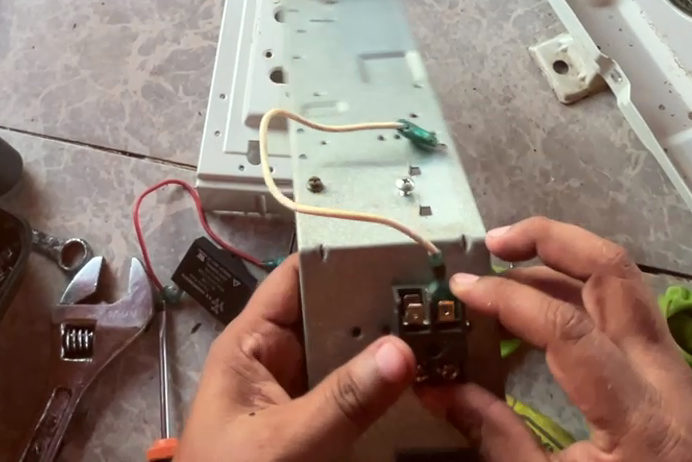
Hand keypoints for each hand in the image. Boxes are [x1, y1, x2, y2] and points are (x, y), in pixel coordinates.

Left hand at [177, 254, 416, 461]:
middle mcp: (276, 359)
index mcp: (251, 342)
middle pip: (330, 314)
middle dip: (376, 303)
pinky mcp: (315, 429)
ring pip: (346, 356)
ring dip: (385, 346)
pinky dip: (383, 388)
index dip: (340, 256)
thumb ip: (343, 400)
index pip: (295, 276)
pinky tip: (424, 378)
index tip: (395, 249)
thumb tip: (403, 349)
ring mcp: (297, 395)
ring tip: (440, 326)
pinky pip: (354, 397)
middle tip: (435, 292)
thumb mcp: (286, 442)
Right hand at [419, 218, 691, 461]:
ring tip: (506, 263)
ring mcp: (678, 373)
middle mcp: (669, 380)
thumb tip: (436, 388)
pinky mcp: (675, 376)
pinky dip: (579, 285)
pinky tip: (540, 298)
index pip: (568, 327)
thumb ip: (496, 436)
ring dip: (562, 256)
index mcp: (642, 421)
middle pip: (612, 271)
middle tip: (493, 243)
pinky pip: (626, 307)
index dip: (508, 297)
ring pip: (622, 280)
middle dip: (548, 240)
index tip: (461, 287)